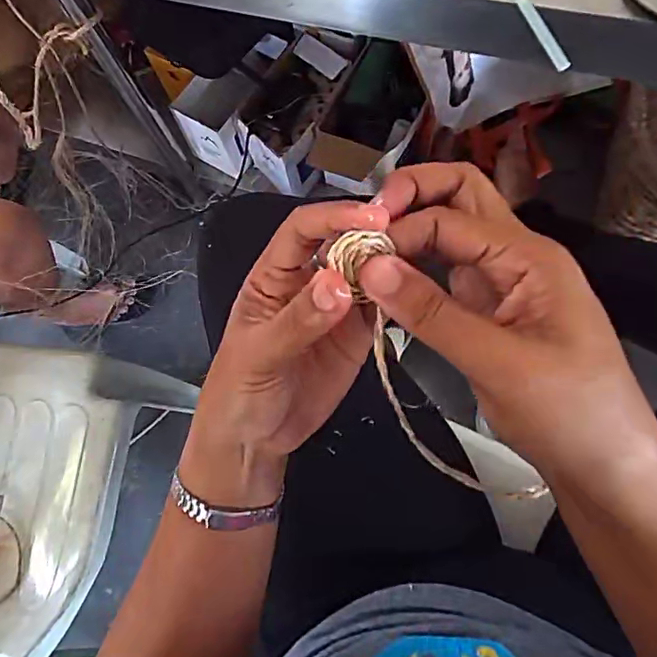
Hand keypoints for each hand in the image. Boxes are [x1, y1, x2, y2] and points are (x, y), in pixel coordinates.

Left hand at [185, 200, 389, 506]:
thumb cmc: (238, 390)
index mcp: (274, 274)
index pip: (302, 230)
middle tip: (406, 233)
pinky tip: (415, 291)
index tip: (372, 216)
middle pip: (342, 242)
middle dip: (370, 233)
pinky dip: (398, 297)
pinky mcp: (358, 334)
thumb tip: (336, 284)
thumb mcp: (259, 354)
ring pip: (367, 271)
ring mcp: (336, 307)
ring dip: (389, 263)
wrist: (254, 441)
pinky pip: (381, 307)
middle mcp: (308, 281)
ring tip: (417, 259)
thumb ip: (297, 320)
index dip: (334, 216)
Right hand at [363, 163, 656, 484]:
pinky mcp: (488, 309)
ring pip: (451, 231)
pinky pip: (446, 271)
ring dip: (411, 228)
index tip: (358, 256)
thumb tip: (371, 266)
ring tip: (366, 248)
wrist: (608, 468)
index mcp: (529, 256)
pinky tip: (387, 281)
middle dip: (413, 194)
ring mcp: (501, 282)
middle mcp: (515, 256)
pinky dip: (415, 266)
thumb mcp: (499, 364)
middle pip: (462, 196)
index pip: (451, 218)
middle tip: (366, 221)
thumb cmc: (571, 414)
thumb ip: (432, 312)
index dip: (402, 229)